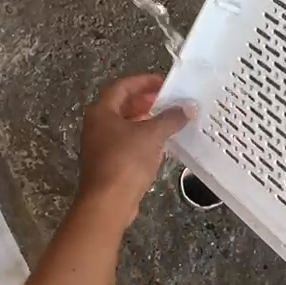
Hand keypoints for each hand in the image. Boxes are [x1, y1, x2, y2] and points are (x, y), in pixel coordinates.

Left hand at [75, 74, 192, 223]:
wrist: (108, 202)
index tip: (164, 83)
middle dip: (146, 102)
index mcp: (101, 111)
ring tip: (168, 121)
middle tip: (168, 102)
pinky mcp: (108, 163)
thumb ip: (171, 118)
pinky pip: (127, 143)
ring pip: (125, 125)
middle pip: (122, 105)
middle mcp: (97, 125)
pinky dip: (143, 139)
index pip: (122, 86)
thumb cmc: (125, 161)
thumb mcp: (152, 135)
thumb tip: (188, 108)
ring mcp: (100, 146)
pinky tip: (161, 144)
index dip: (144, 82)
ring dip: (146, 121)